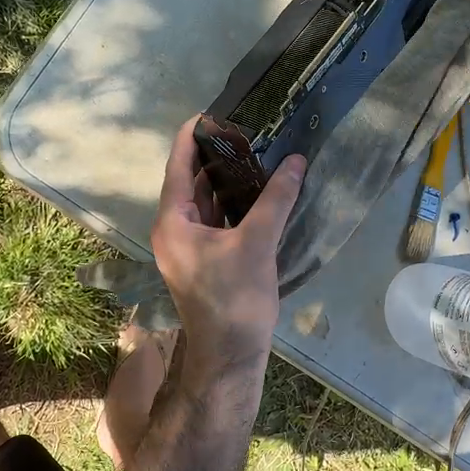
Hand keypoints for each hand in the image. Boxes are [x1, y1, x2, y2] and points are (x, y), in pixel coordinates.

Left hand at [151, 117, 302, 379]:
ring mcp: (187, 246)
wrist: (230, 358)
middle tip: (243, 130)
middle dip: (213, 155)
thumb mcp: (258, 243)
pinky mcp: (203, 259)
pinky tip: (254, 190)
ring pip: (203, 201)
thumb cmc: (235, 299)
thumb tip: (296, 160)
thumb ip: (276, 199)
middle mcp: (173, 229)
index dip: (192, 136)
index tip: (210, 112)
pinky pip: (213, 219)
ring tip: (252, 152)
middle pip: (189, 180)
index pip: (178, 165)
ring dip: (224, 179)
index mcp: (173, 221)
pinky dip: (230, 202)